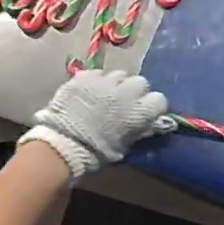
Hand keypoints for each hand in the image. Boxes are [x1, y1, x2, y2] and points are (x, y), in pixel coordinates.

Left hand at [18, 70, 169, 177]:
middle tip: (124, 103)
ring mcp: (105, 81)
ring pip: (119, 74)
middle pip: (140, 82)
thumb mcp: (124, 146)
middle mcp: (126, 91)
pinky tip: (89, 92)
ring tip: (105, 95)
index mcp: (139, 111)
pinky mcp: (86, 76)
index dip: (152, 107)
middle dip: (135, 91)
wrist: (64, 142)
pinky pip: (98, 73)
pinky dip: (96, 81)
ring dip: (116, 84)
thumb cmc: (96, 151)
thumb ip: (140, 131)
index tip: (144, 113)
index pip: (159, 100)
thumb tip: (153, 124)